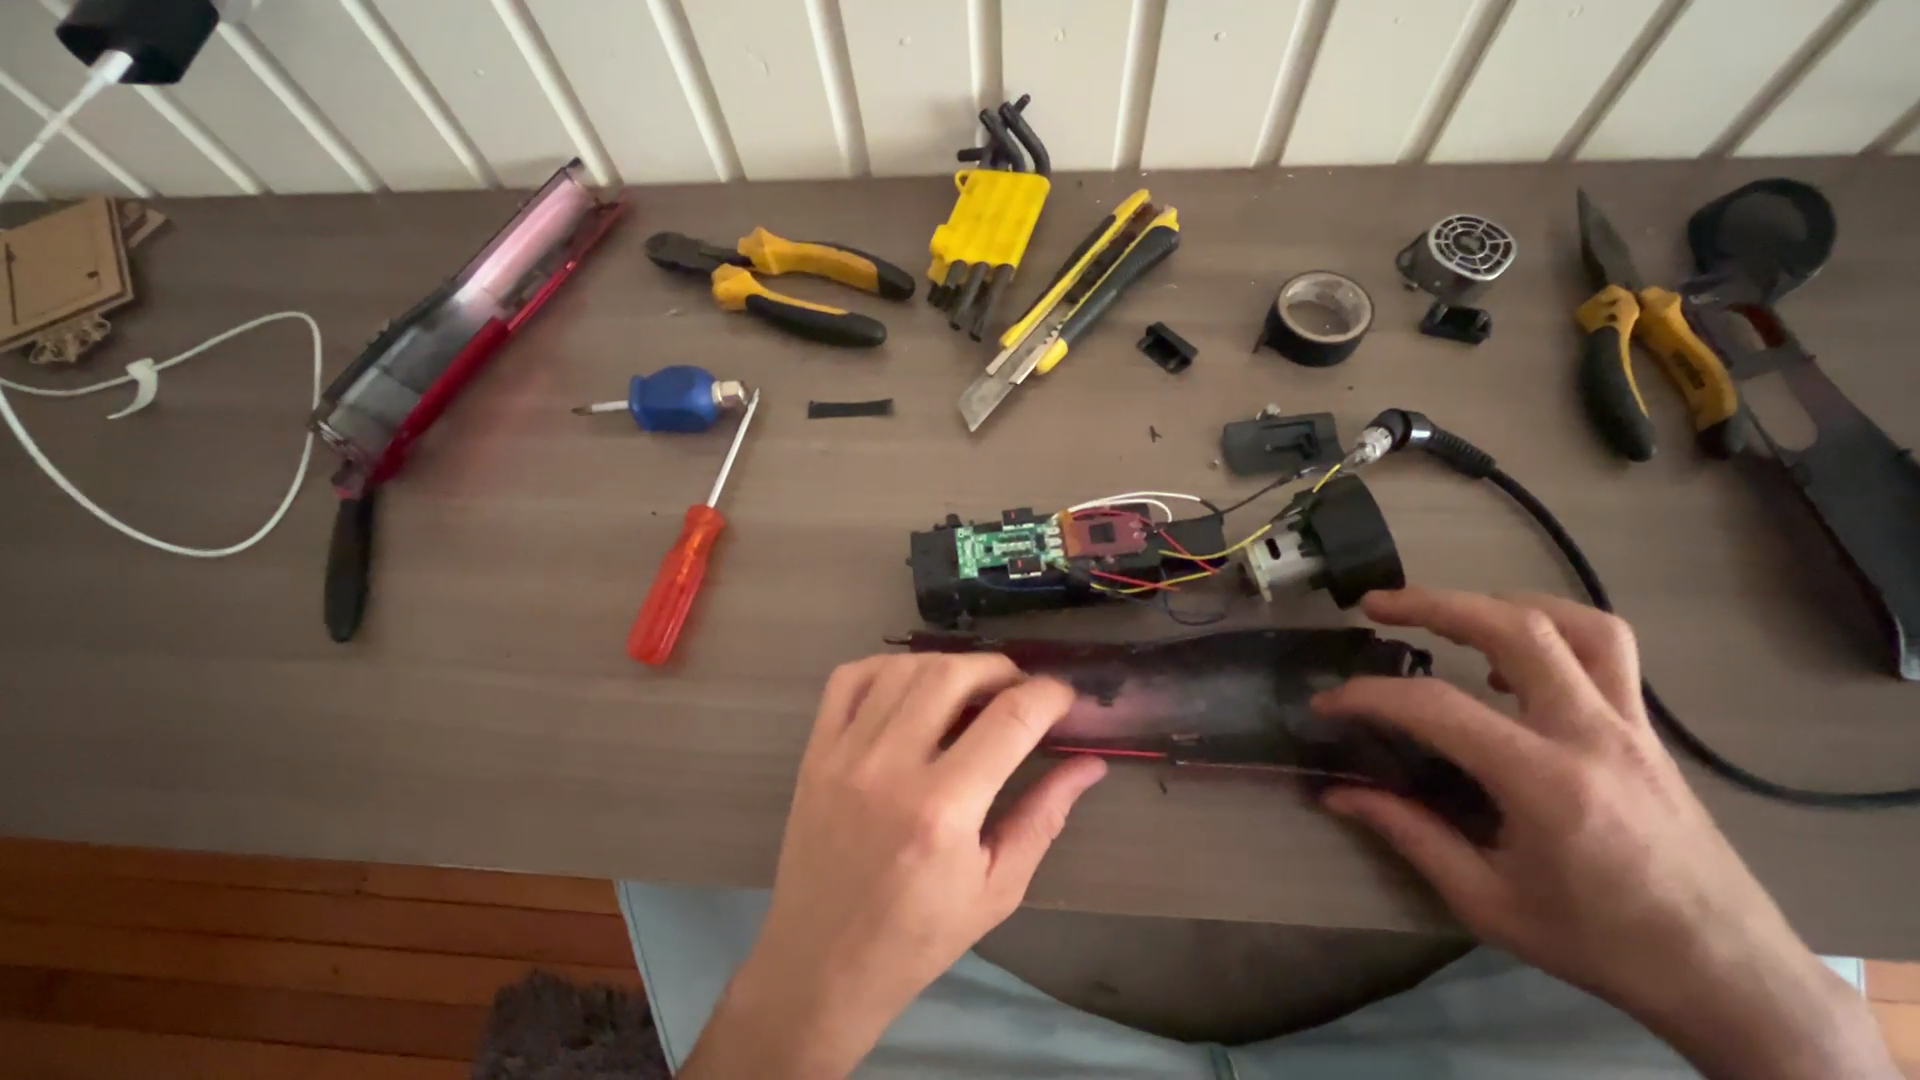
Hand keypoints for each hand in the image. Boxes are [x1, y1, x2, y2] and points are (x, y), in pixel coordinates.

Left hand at [681, 654, 1106, 1079]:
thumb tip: (1090, 764)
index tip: (1065, 699)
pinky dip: (887, 666)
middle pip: (952, 675)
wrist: (823, 964)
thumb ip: (1045, 816)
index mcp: (943, 811)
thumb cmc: (920, 937)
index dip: (1048, 695)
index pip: (1009, 719)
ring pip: (903, 669)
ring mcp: (845, 755)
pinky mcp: (815, 753)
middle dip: (1000, 669)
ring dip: (949, 664)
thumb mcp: (999, 888)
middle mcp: (890, 769)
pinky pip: (848, 680)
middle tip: (1020, 690)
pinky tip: (912, 685)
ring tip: (972, 688)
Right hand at [1315, 586, 1895, 1079]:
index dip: (1370, 696)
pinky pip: (1609, 652)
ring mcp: (1630, 726)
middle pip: (1515, 628)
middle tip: (1377, 605)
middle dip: (1435, 604)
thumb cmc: (1599, 943)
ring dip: (1504, 604)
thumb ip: (1410, 834)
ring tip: (1454, 614)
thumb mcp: (1487, 902)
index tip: (1327, 703)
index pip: (1438, 708)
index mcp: (1546, 783)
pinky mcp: (1648, 732)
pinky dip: (1554, 632)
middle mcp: (1593, 735)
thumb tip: (1338, 794)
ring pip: (1577, 623)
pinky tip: (1514, 664)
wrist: (1728, 974)